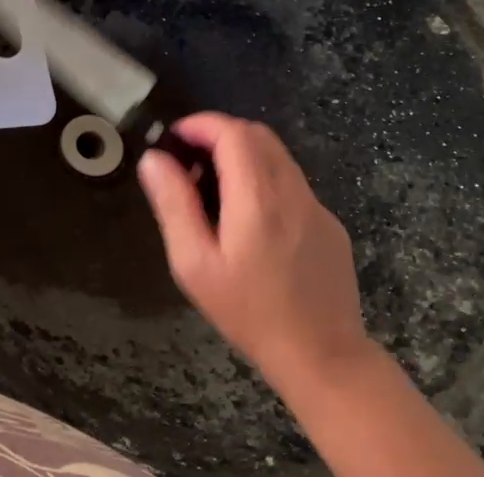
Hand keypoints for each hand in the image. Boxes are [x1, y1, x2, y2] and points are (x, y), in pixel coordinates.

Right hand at [137, 112, 371, 385]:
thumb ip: (173, 204)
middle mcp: (294, 194)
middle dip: (218, 135)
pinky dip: (262, 180)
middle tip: (189, 163)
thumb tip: (154, 159)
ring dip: (241, 156)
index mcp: (258, 199)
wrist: (324, 358)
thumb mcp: (194, 263)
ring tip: (212, 192)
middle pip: (258, 135)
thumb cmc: (248, 311)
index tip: (174, 140)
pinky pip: (291, 184)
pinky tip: (247, 222)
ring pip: (277, 156)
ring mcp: (317, 209)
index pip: (234, 133)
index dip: (200, 125)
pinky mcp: (329, 227)